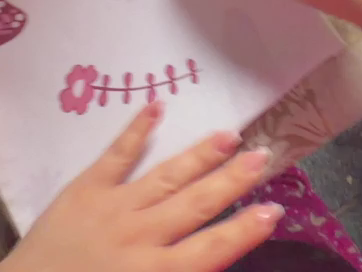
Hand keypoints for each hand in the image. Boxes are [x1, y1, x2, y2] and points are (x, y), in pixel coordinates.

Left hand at [0, 101, 282, 271]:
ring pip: (166, 176)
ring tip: (229, 133)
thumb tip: (207, 259)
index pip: (212, 249)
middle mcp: (142, 236)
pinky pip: (117, 154)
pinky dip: (136, 129)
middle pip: (196, 204)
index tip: (275, 208)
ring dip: (199, 155)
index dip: (245, 230)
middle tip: (264, 154)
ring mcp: (114, 206)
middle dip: (233, 180)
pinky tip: (157, 106)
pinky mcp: (86, 187)